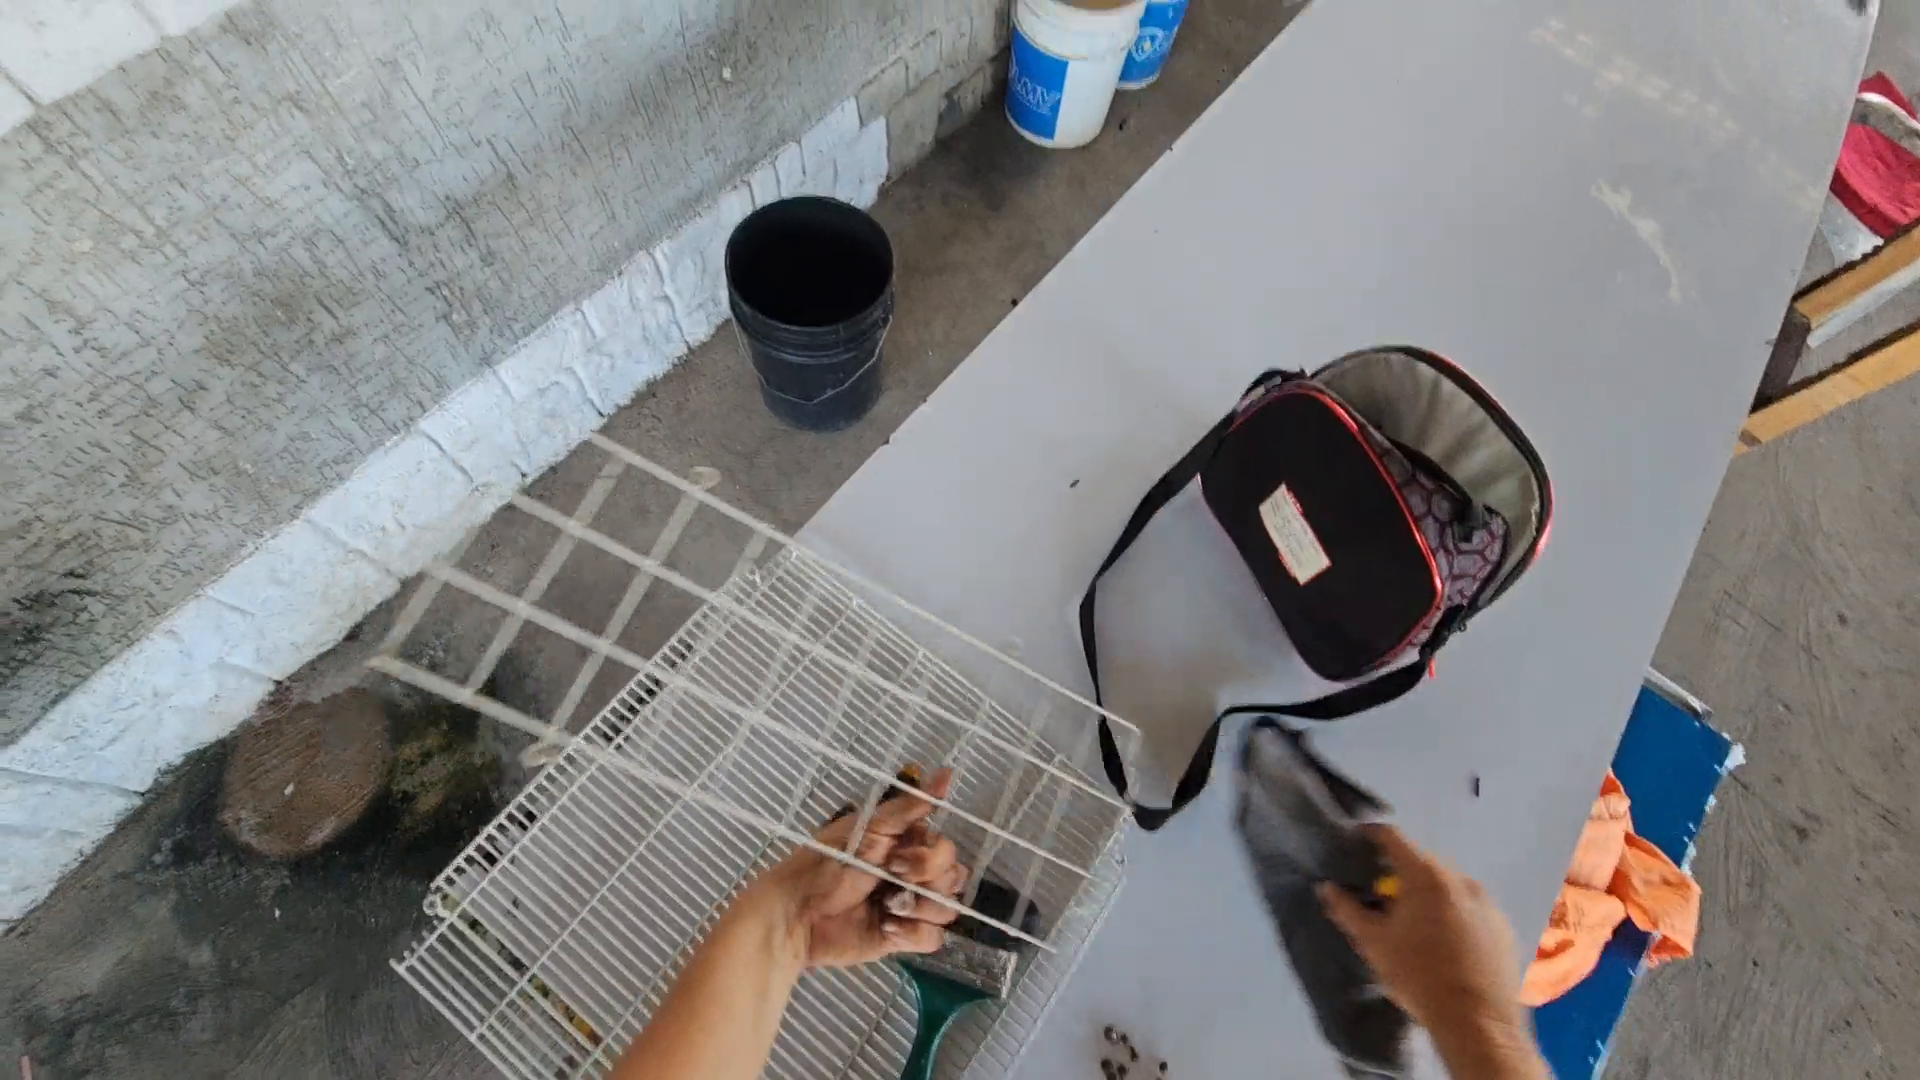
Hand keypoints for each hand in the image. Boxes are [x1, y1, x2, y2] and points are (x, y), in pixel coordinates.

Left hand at [747, 766, 967, 969]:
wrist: (797, 913)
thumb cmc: (828, 862)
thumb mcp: (869, 828)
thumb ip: (910, 806)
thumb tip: (948, 772)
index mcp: (907, 842)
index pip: (947, 849)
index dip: (931, 857)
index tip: (897, 859)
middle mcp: (914, 872)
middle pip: (953, 878)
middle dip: (926, 882)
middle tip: (891, 880)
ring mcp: (909, 905)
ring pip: (948, 908)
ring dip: (920, 908)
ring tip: (887, 908)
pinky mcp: (902, 938)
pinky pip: (933, 938)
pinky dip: (914, 934)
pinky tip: (887, 927)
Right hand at [1318, 825, 1524, 1034]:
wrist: (1480, 1026)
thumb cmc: (1418, 975)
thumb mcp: (1372, 942)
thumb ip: (1346, 908)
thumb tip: (1326, 887)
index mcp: (1426, 876)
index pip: (1392, 837)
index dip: (1370, 834)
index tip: (1356, 842)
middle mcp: (1460, 880)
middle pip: (1421, 860)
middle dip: (1398, 869)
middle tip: (1381, 891)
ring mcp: (1488, 904)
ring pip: (1448, 883)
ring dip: (1427, 891)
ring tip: (1413, 917)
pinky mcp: (1504, 928)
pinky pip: (1470, 906)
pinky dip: (1453, 910)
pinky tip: (1444, 937)